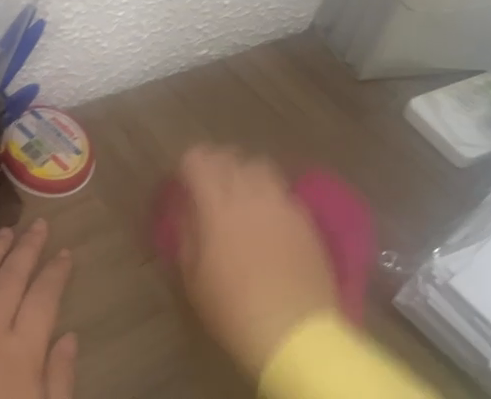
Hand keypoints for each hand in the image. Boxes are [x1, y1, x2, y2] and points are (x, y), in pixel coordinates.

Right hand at [175, 146, 337, 379]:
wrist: (296, 334)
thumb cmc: (234, 309)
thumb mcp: (194, 276)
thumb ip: (188, 233)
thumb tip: (189, 211)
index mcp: (216, 204)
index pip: (198, 159)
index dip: (188, 165)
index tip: (184, 181)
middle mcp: (249, 194)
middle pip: (230, 156)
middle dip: (216, 164)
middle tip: (210, 184)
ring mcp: (281, 204)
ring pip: (260, 167)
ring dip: (245, 173)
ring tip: (242, 193)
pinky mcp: (306, 220)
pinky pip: (283, 192)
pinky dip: (270, 195)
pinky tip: (269, 217)